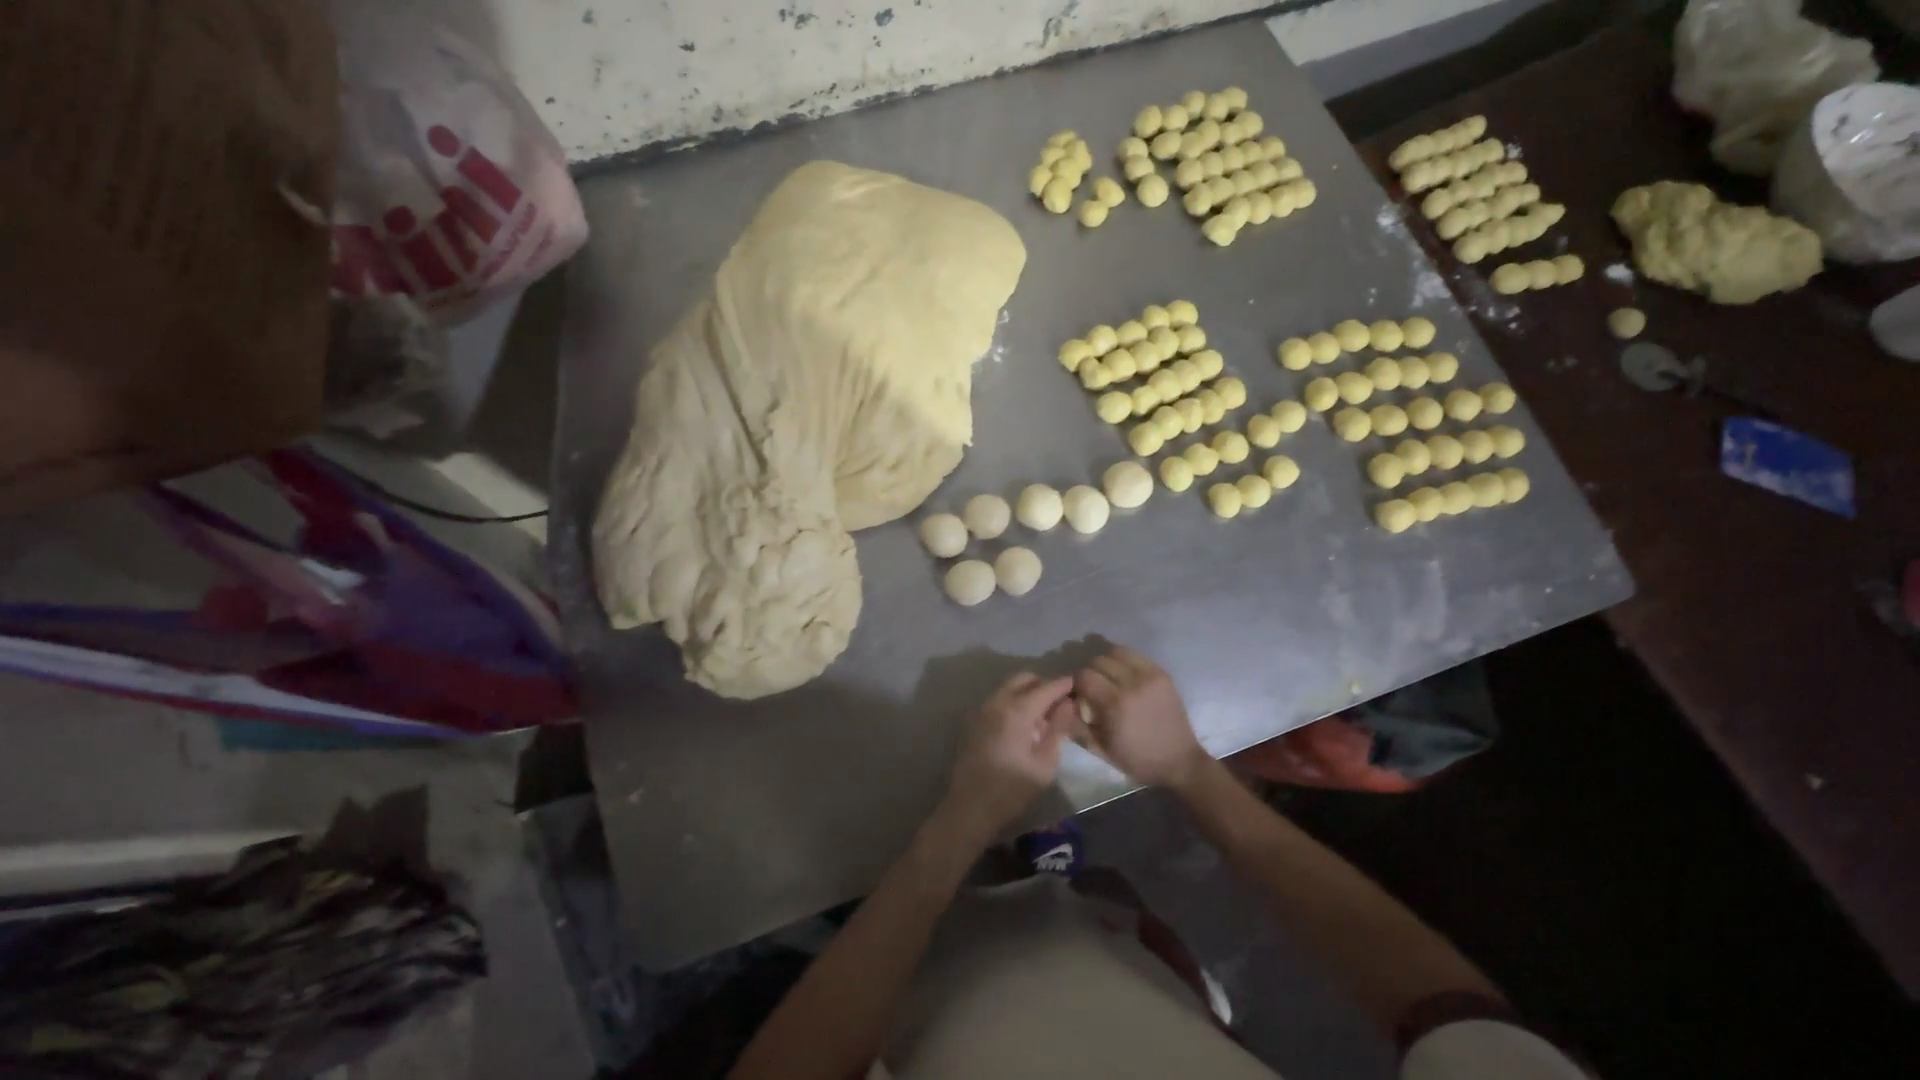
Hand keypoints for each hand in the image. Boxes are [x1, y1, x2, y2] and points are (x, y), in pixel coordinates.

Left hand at [939, 673, 1078, 847]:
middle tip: (1059, 702)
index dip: (1063, 685)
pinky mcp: (972, 722)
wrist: (969, 808)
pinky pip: (997, 701)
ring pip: (1008, 688)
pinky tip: (1022, 726)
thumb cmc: (1012, 790)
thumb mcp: (1045, 763)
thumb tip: (1068, 704)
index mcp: (1016, 711)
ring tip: (1042, 717)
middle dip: (1043, 684)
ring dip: (1027, 693)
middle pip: (1023, 679)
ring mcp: (981, 711)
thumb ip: (1058, 729)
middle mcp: (996, 703)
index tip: (1077, 684)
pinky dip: (1012, 703)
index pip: (1045, 688)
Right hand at [1074, 646, 1210, 790]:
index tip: (1079, 695)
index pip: (1084, 676)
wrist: (1178, 761)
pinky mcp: (1162, 674)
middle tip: (1093, 687)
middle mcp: (1132, 683)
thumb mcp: (1100, 748)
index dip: (1076, 684)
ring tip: (1109, 678)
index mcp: (1115, 703)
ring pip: (1117, 652)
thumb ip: (1076, 724)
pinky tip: (1125, 676)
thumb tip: (1060, 703)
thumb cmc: (1137, 759)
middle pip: (1098, 660)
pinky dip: (1125, 661)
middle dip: (1090, 672)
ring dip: (1107, 662)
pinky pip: (1136, 655)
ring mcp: (1150, 676)